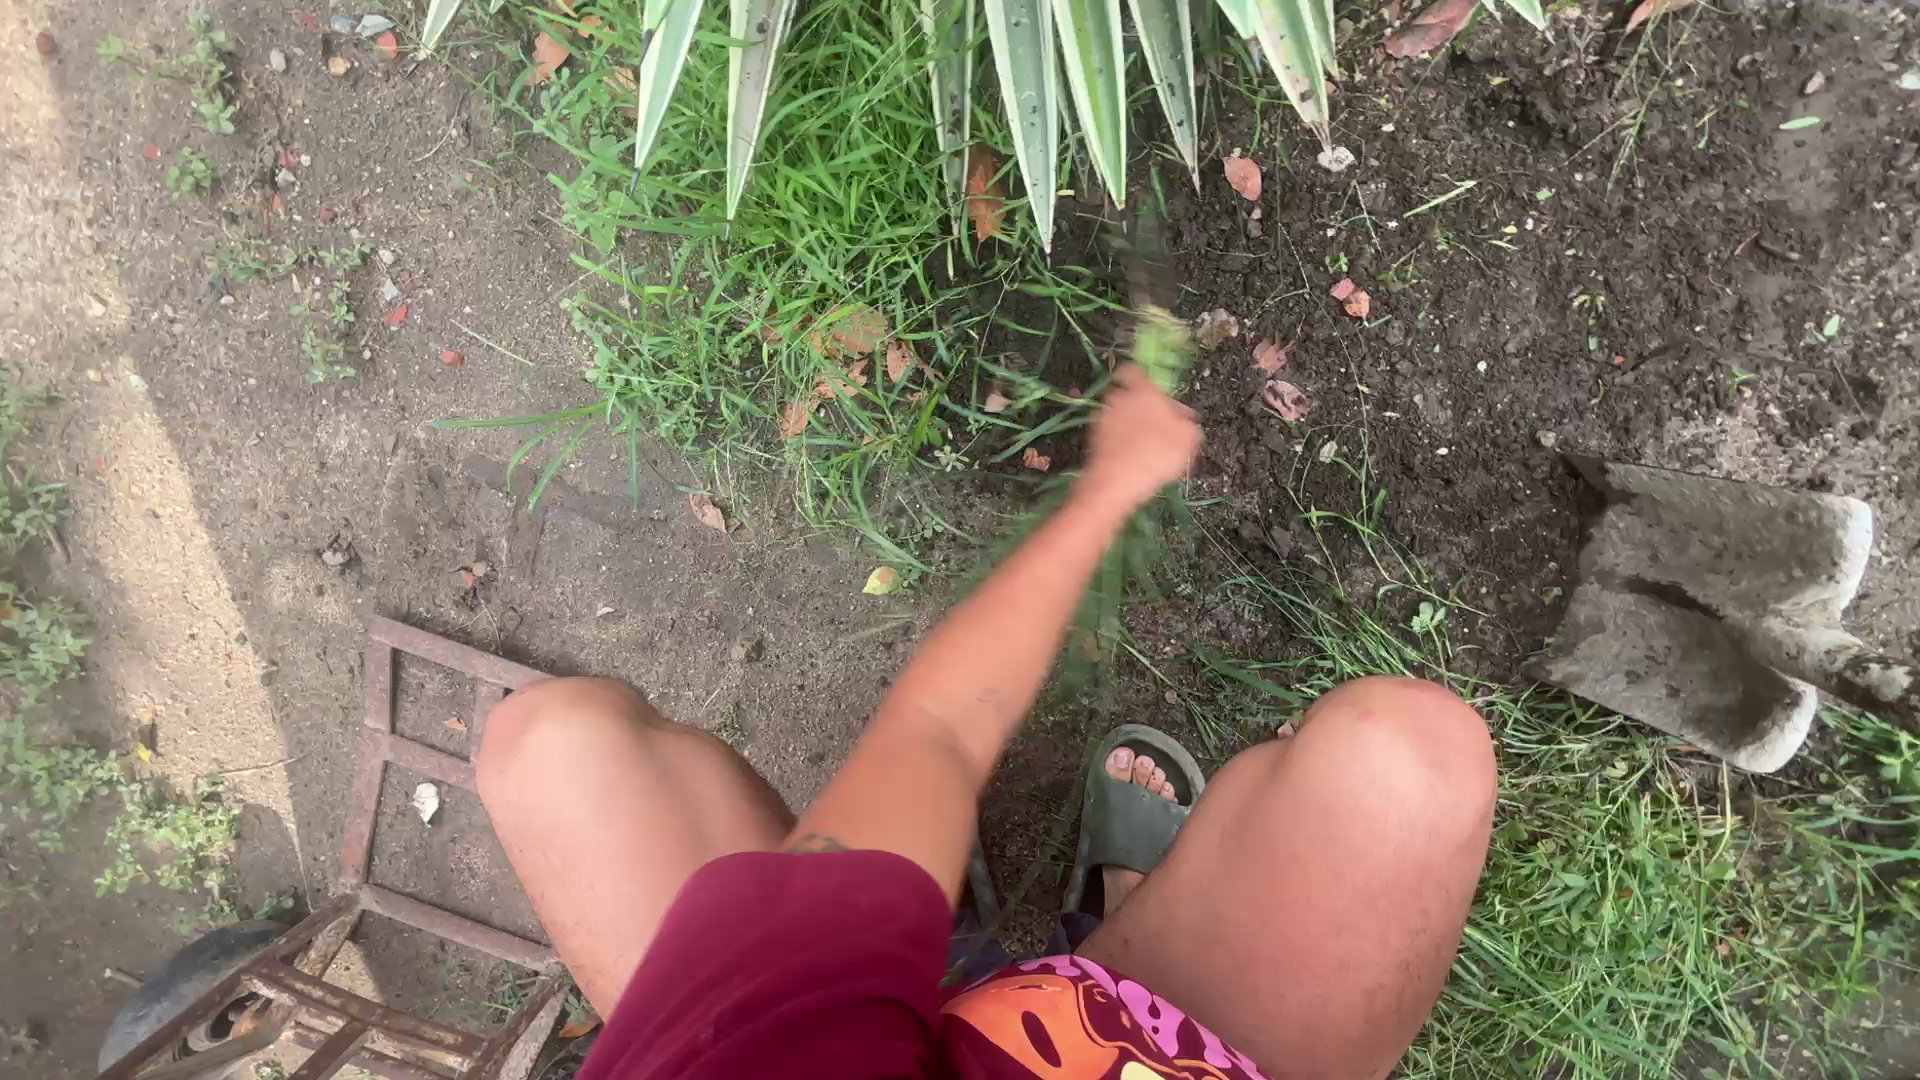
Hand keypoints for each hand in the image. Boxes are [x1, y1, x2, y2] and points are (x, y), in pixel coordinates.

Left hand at [1078, 363, 1201, 511]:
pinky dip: (1120, 442)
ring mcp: (1103, 419)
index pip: (1136, 371)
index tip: (1153, 393)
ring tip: (1147, 447)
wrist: (1117, 482)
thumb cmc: (1157, 454)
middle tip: (1158, 426)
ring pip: (1119, 417)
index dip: (1144, 379)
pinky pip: (1112, 436)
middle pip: (1129, 396)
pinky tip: (1134, 458)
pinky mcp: (1094, 440)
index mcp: (1143, 390)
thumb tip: (1186, 421)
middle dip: (1141, 408)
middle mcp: (1119, 399)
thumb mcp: (1188, 438)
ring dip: (1131, 427)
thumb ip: (1188, 423)